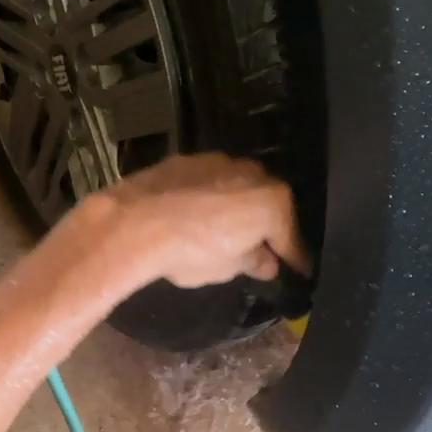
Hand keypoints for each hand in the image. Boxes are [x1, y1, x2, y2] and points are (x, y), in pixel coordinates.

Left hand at [81, 154, 309, 288]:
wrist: (134, 224)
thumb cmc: (191, 252)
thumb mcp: (227, 268)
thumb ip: (252, 262)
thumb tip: (266, 262)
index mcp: (272, 201)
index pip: (290, 236)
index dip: (294, 257)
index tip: (297, 270)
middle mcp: (250, 172)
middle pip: (265, 202)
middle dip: (263, 225)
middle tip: (255, 249)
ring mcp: (216, 161)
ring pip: (234, 185)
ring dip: (232, 206)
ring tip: (219, 231)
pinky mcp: (183, 160)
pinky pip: (204, 181)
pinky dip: (204, 196)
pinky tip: (190, 213)